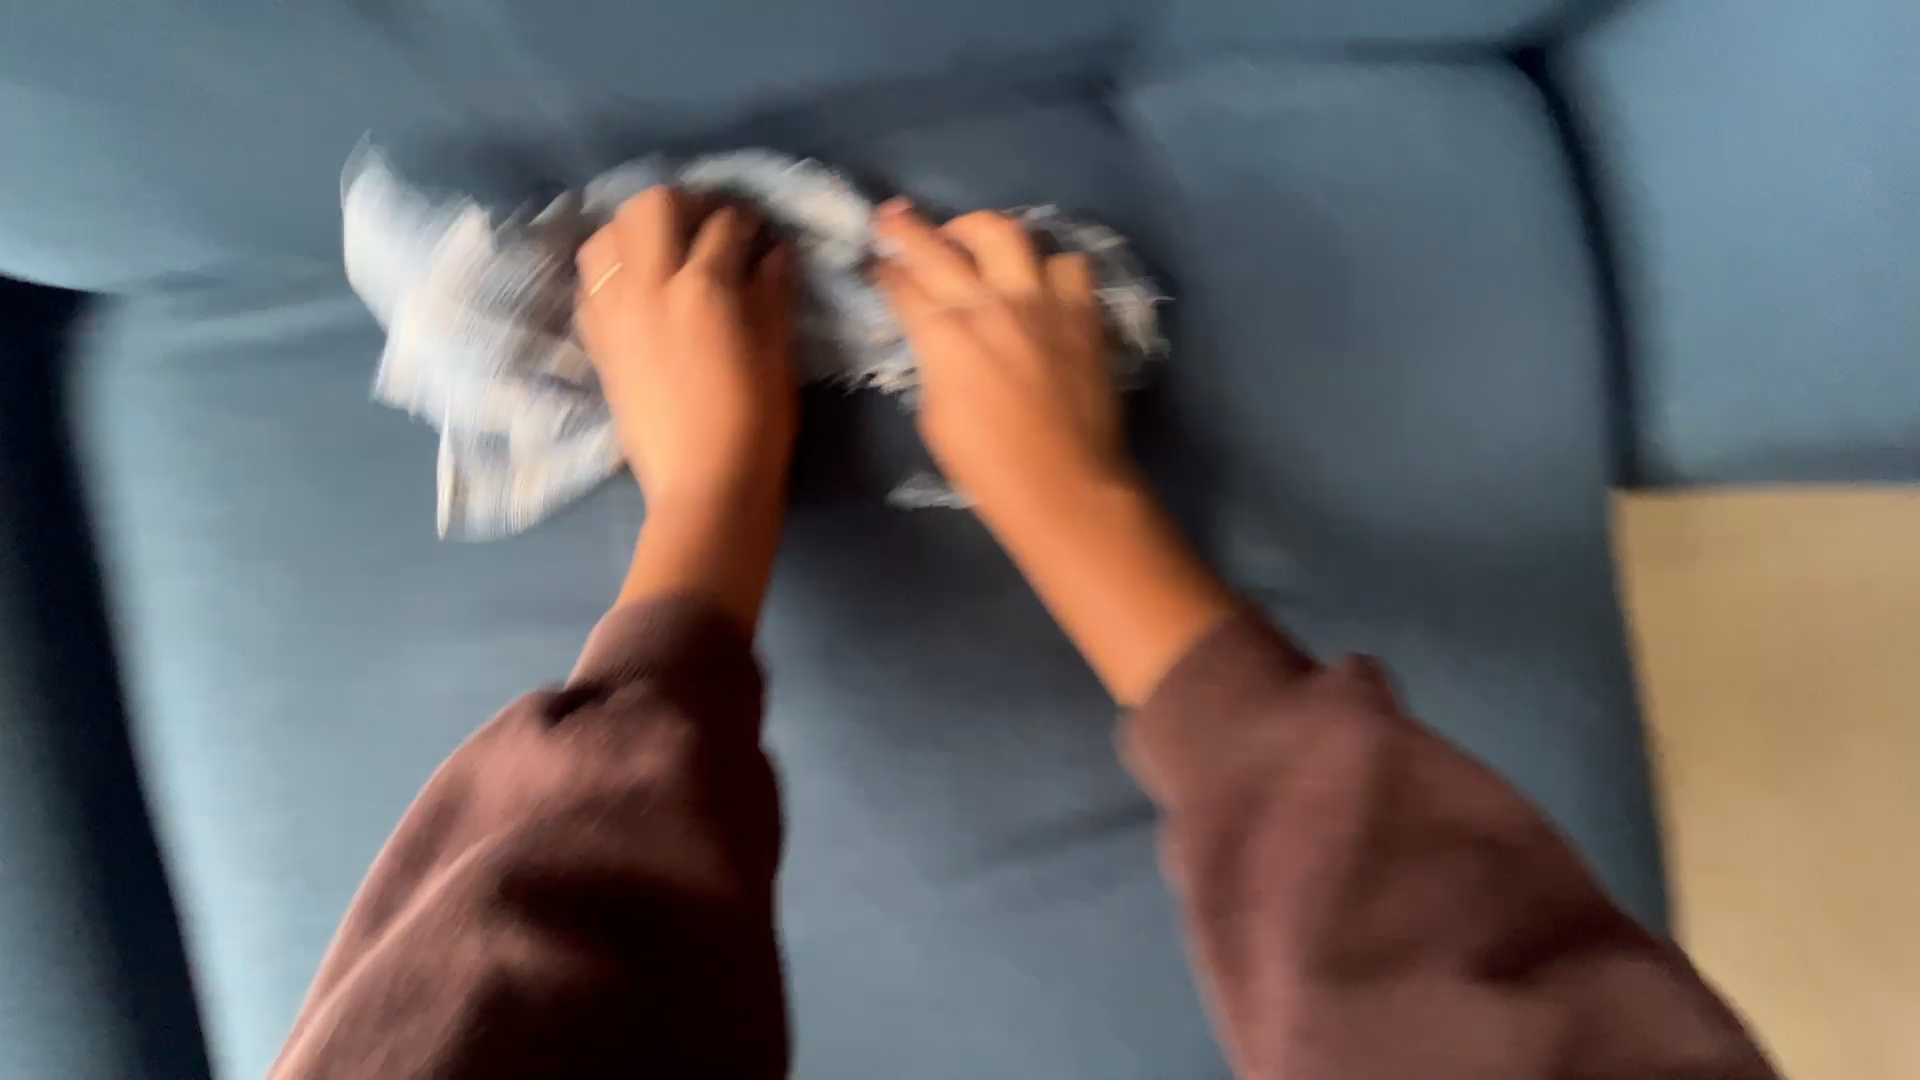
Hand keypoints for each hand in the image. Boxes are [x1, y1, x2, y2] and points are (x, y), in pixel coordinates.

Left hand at [575, 187, 797, 628]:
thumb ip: (775, 295)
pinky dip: (612, 271)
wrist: (706, 484)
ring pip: (605, 235)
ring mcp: (613, 312)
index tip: (760, 231)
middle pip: (651, 206)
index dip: (748, 220)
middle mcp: (648, 286)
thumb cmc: (756, 424)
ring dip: (637, 230)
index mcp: (704, 288)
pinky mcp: (597, 341)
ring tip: (665, 252)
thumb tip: (776, 252)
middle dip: (686, 204)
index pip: (725, 226)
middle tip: (709, 228)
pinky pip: (589, 282)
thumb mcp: (778, 356)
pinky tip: (637, 289)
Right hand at [873, 200, 1232, 704]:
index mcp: (945, 336)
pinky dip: (1050, 266)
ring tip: (974, 240)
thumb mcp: (936, 418)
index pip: (902, 285)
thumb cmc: (989, 469)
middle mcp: (991, 304)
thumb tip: (939, 344)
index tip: (874, 261)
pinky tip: (1041, 281)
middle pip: (940, 246)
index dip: (883, 270)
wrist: (1064, 486)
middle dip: (907, 227)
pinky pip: (1069, 264)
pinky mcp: (1083, 314)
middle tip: (894, 216)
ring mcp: (1042, 303)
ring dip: (981, 231)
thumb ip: (935, 367)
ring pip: (1008, 233)